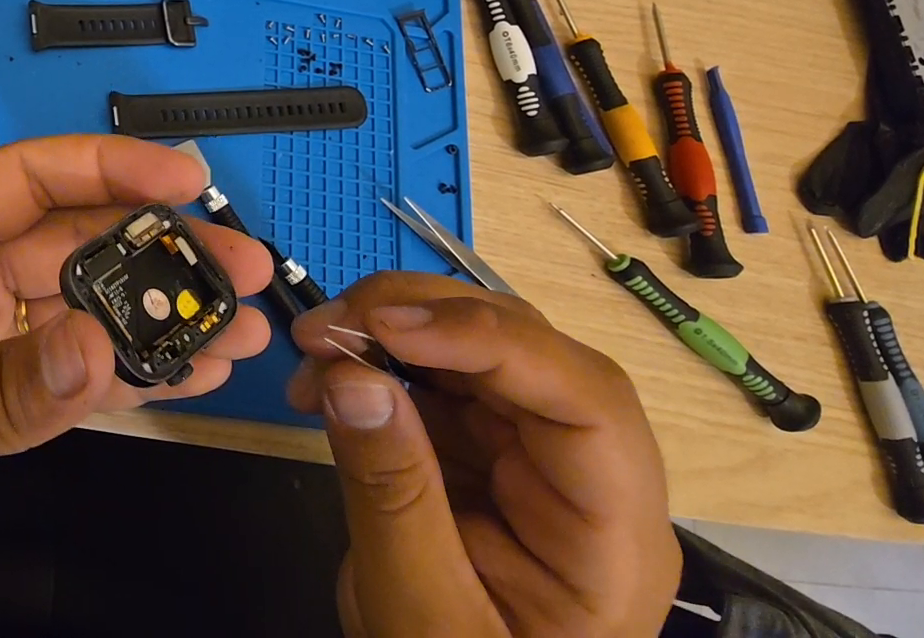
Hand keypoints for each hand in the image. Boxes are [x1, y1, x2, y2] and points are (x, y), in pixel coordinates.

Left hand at [0, 135, 272, 628]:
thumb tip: (94, 351)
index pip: (17, 182)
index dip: (100, 165)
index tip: (181, 174)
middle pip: (71, 241)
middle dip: (155, 245)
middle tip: (239, 267)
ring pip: (86, 305)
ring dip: (159, 310)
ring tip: (238, 324)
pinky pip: (77, 370)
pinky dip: (135, 369)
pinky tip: (191, 373)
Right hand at [288, 272, 679, 637]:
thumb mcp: (418, 606)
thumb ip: (390, 491)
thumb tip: (350, 376)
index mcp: (610, 531)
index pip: (584, 401)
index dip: (489, 342)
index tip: (383, 325)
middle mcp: (580, 471)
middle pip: (527, 353)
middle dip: (422, 317)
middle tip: (325, 325)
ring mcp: (525, 451)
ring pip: (473, 348)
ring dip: (387, 329)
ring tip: (312, 346)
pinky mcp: (473, 443)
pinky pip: (429, 375)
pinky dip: (371, 360)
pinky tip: (322, 376)